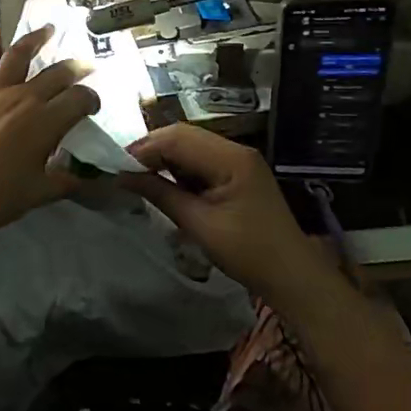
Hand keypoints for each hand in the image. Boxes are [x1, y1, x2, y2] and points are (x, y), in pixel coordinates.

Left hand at [0, 26, 98, 248]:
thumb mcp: (38, 194)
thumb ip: (67, 180)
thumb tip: (90, 178)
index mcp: (45, 122)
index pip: (79, 99)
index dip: (91, 100)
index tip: (93, 107)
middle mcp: (23, 98)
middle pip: (57, 73)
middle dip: (76, 69)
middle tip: (86, 68)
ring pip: (20, 54)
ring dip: (38, 38)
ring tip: (50, 30)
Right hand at [122, 124, 326, 299]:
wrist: (292, 274)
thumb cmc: (247, 252)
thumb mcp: (199, 224)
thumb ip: (161, 194)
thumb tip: (124, 176)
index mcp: (231, 158)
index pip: (178, 138)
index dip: (145, 148)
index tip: (118, 166)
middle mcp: (236, 150)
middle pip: (184, 136)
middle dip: (152, 149)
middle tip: (124, 170)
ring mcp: (239, 159)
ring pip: (191, 145)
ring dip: (165, 157)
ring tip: (139, 176)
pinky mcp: (238, 172)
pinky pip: (202, 159)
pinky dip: (180, 167)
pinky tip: (165, 182)